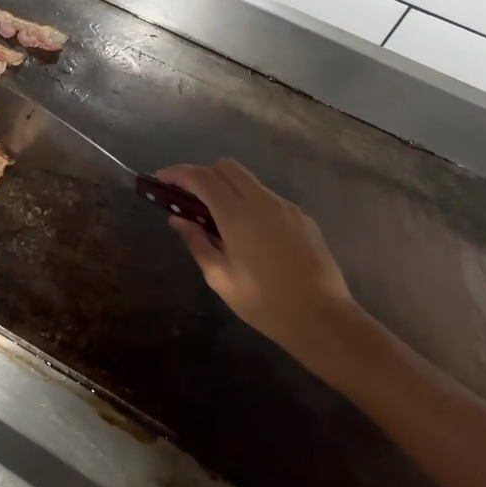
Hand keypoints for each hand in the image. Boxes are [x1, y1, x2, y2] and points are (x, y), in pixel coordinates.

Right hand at [160, 159, 361, 361]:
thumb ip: (197, 242)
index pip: (201, 177)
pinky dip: (249, 202)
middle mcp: (262, 201)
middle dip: (202, 174)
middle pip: (226, 167)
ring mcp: (285, 207)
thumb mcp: (220, 278)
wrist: (323, 319)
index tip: (161, 179)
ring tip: (217, 218)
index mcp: (237, 215)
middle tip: (188, 197)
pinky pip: (267, 198)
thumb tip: (178, 220)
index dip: (178, 173)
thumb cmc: (265, 303)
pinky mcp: (301, 218)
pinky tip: (249, 234)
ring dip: (226, 187)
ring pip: (248, 181)